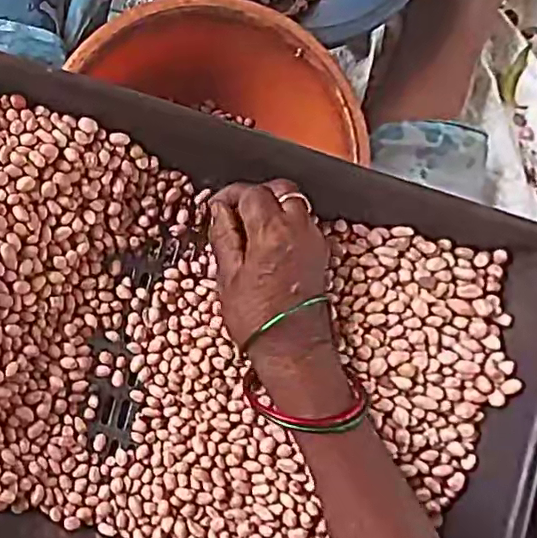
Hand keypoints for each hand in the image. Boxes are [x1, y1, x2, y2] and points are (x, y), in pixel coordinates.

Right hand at [208, 180, 338, 380]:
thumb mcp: (227, 275)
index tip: (216, 205)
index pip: (252, 193)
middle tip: (232, 211)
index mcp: (271, 233)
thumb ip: (224, 235)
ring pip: (295, 204)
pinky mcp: (320, 253)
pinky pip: (303, 223)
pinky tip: (264, 243)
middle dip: (255, 195)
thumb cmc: (256, 318)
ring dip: (271, 208)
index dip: (230, 195)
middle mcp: (299, 230)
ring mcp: (314, 241)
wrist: (291, 347)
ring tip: (247, 229)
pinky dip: (284, 223)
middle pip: (280, 190)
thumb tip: (218, 211)